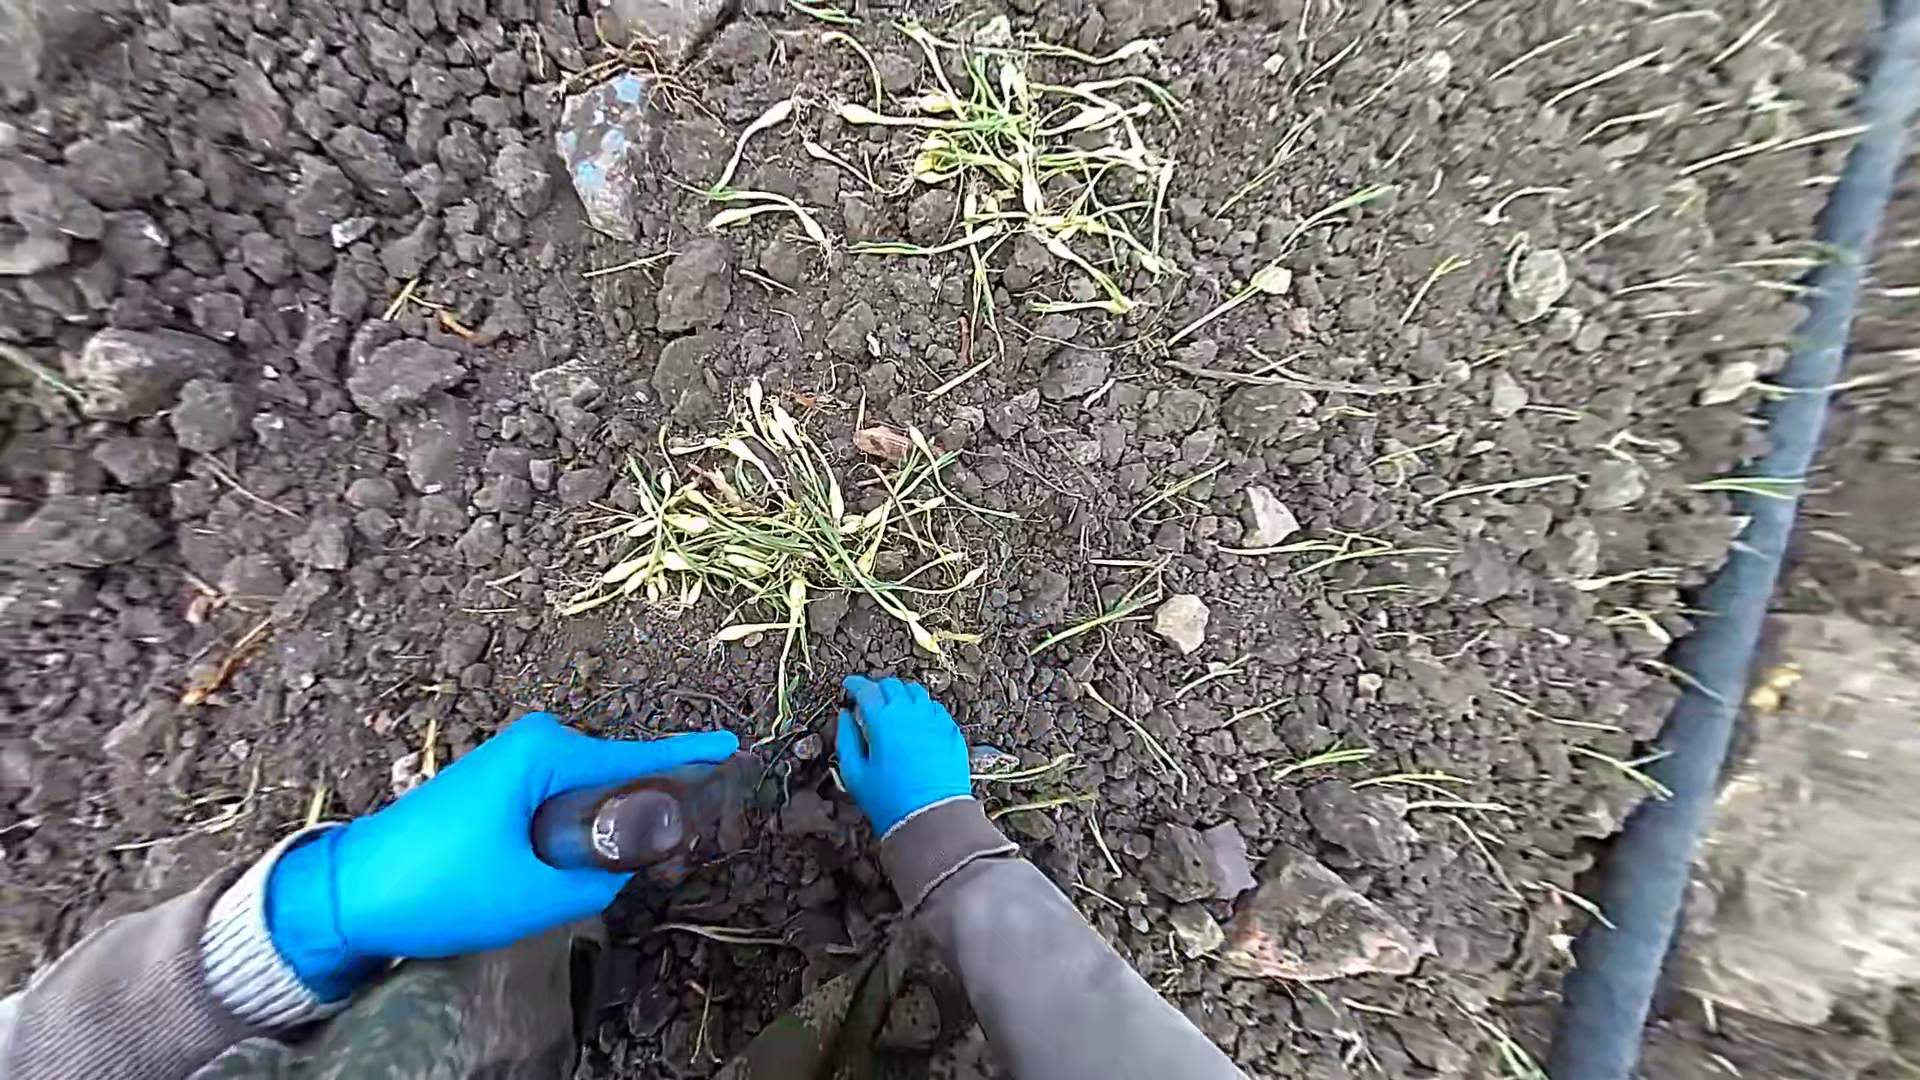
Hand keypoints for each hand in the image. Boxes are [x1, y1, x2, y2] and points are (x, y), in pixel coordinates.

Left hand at [266, 713, 737, 997]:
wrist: (338, 895)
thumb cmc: (432, 886)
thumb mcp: (525, 897)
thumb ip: (593, 885)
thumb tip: (625, 872)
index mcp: (548, 753)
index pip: (636, 756)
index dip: (689, 755)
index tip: (730, 744)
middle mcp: (541, 740)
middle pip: (618, 770)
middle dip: (652, 797)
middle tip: (680, 831)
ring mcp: (523, 755)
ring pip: (592, 785)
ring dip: (615, 813)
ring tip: (635, 848)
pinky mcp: (509, 776)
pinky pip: (567, 791)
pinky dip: (587, 815)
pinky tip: (594, 842)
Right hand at [836, 675, 971, 836]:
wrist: (932, 817)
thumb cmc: (890, 800)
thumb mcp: (855, 773)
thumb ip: (846, 738)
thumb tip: (845, 716)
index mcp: (883, 719)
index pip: (866, 689)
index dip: (854, 684)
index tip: (848, 686)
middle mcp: (910, 711)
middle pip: (892, 685)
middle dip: (877, 687)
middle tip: (869, 697)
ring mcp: (934, 718)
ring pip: (915, 692)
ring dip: (901, 693)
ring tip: (893, 705)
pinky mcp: (950, 729)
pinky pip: (934, 707)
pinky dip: (921, 707)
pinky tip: (915, 720)